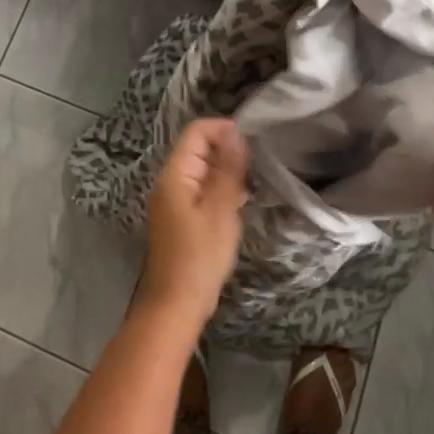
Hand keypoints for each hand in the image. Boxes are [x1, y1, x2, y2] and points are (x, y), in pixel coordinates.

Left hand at [141, 118, 248, 323]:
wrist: (176, 305)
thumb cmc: (199, 257)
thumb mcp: (219, 210)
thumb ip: (227, 169)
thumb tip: (235, 132)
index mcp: (174, 174)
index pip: (196, 132)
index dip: (224, 128)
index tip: (256, 138)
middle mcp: (170, 182)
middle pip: (198, 149)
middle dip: (228, 149)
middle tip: (262, 159)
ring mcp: (174, 201)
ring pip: (202, 171)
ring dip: (227, 170)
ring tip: (258, 177)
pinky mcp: (182, 218)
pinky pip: (202, 190)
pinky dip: (221, 189)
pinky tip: (242, 199)